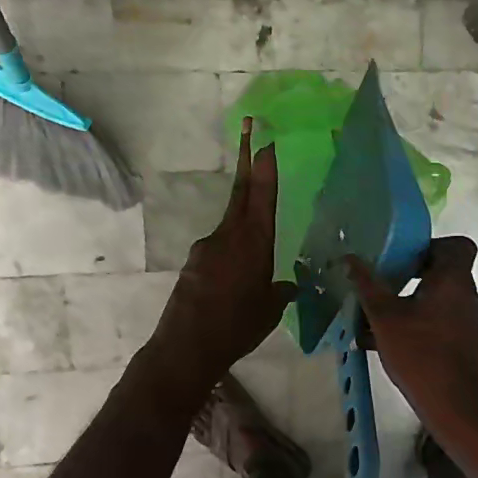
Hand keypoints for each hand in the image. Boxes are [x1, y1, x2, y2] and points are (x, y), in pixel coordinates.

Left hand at [150, 119, 296, 387]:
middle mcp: (228, 236)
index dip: (265, 168)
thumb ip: (281, 291)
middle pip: (241, 192)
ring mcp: (206, 247)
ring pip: (231, 227)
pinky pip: (218, 251)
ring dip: (243, 228)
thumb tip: (290, 285)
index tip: (265, 141)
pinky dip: (230, 257)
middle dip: (248, 161)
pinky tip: (234, 285)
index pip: (261, 196)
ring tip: (252, 266)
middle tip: (251, 130)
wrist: (187, 347)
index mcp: (253, 242)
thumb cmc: (237, 326)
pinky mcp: (193, 263)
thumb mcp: (270, 310)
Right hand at [346, 237, 477, 427]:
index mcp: (453, 280)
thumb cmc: (420, 353)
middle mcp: (465, 295)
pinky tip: (381, 339)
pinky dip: (414, 320)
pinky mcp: (460, 341)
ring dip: (408, 299)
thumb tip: (349, 259)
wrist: (454, 405)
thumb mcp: (385, 317)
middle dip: (410, 272)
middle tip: (383, 279)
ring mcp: (465, 319)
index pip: (457, 245)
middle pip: (442, 270)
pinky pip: (436, 319)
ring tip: (375, 310)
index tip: (404, 255)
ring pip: (436, 297)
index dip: (431, 244)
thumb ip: (367, 286)